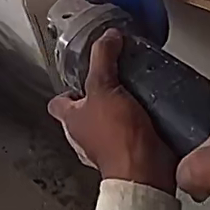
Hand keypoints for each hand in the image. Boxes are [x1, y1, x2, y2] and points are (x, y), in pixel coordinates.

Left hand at [47, 30, 175, 191]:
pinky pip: (130, 132)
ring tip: (135, 91)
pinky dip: (138, 122)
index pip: (57, 103)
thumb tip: (108, 37)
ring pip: (107, 121)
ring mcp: (106, 145)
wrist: (146, 172)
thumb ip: (104, 59)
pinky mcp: (130, 151)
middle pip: (83, 112)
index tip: (81, 75)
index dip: (66, 89)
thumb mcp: (104, 87)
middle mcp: (85, 135)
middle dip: (97, 97)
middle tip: (113, 79)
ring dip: (120, 109)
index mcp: (71, 120)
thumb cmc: (118, 139)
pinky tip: (151, 110)